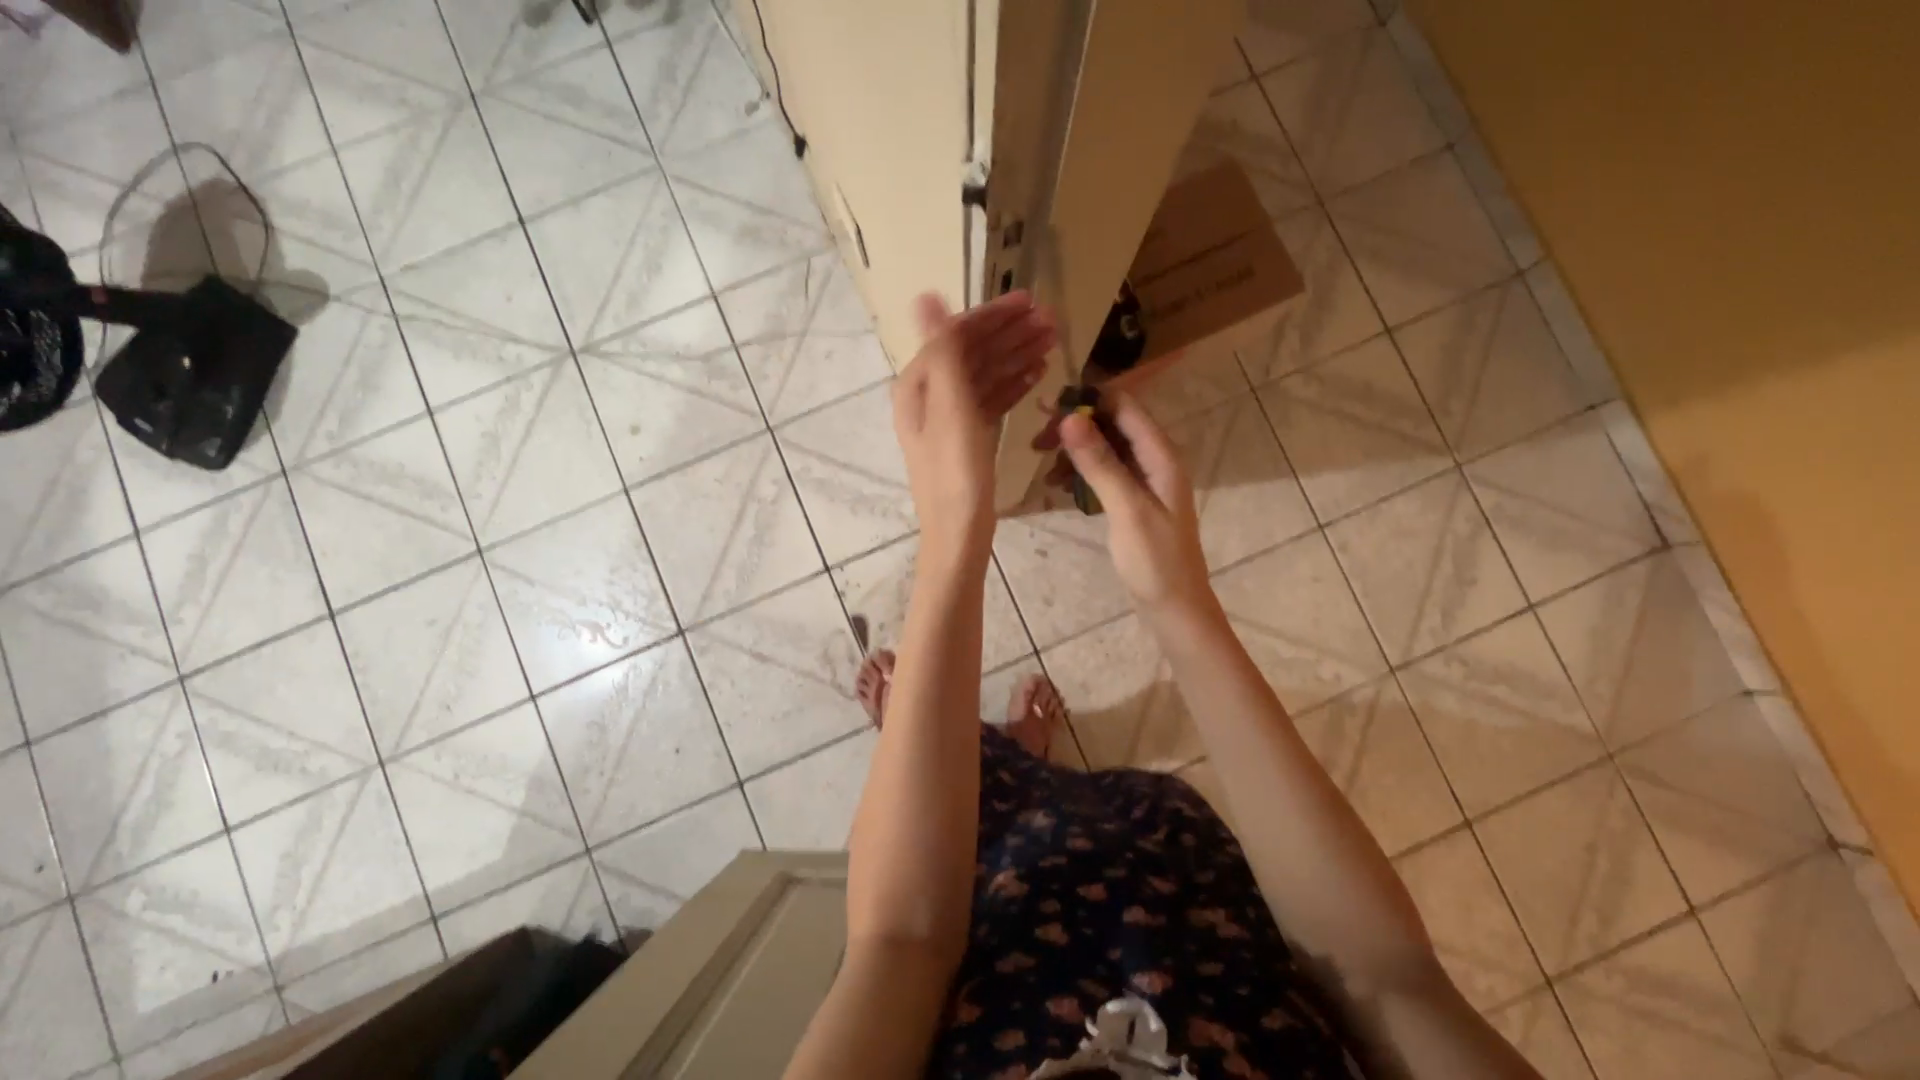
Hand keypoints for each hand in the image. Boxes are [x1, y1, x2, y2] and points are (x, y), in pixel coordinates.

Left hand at [893, 290, 1054, 555]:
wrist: (958, 534)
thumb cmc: (956, 473)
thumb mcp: (951, 407)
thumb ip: (943, 351)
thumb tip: (924, 296)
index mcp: (919, 384)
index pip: (956, 335)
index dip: (993, 316)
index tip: (1032, 301)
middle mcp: (929, 395)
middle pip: (973, 351)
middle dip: (1010, 333)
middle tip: (1053, 321)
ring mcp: (949, 417)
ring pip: (985, 374)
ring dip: (1017, 355)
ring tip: (1053, 341)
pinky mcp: (967, 437)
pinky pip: (991, 400)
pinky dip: (1013, 384)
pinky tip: (1037, 375)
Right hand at [1058, 394, 1214, 623]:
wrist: (1175, 608)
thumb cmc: (1155, 561)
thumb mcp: (1126, 509)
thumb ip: (1100, 463)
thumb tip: (1070, 418)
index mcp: (1161, 456)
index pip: (1125, 406)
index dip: (1088, 401)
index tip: (1048, 412)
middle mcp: (1155, 460)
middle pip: (1113, 424)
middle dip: (1076, 427)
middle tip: (1037, 443)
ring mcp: (1144, 481)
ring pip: (1106, 448)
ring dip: (1075, 450)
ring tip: (1043, 464)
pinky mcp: (1133, 500)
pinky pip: (1105, 472)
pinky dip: (1082, 472)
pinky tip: (1058, 485)